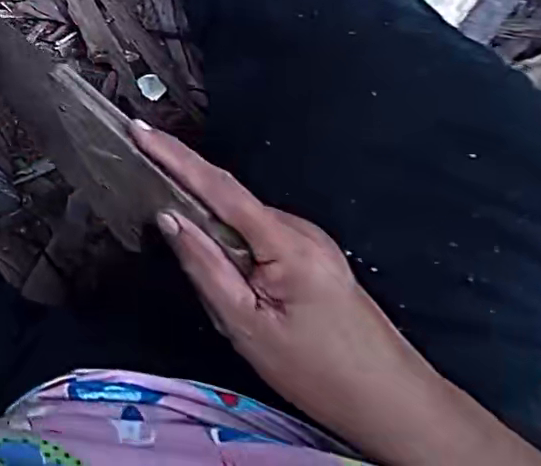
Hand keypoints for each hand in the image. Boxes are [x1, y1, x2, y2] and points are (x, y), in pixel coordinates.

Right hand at [130, 122, 540, 465]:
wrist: (405, 413)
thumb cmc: (320, 374)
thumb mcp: (246, 325)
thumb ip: (203, 264)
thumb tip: (167, 215)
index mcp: (287, 244)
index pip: (217, 186)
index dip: (172, 154)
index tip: (137, 127)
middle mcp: (300, 230)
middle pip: (226, 194)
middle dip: (180, 175)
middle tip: (135, 159)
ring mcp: (310, 241)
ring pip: (238, 214)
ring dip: (202, 209)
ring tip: (170, 219)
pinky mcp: (311, 255)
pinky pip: (253, 229)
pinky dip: (223, 228)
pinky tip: (211, 249)